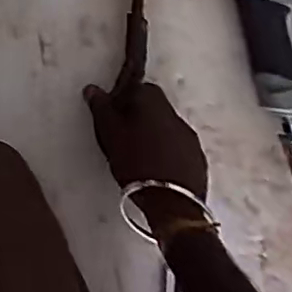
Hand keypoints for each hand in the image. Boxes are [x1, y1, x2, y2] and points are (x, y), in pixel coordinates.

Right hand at [84, 82, 209, 226]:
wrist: (171, 204)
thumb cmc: (135, 162)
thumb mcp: (109, 133)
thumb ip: (101, 108)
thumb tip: (93, 88)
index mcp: (152, 101)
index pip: (137, 86)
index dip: (123, 98)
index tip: (114, 115)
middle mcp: (175, 114)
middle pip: (154, 106)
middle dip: (140, 116)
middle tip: (124, 135)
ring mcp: (190, 138)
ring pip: (167, 128)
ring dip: (155, 135)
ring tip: (140, 155)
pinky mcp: (199, 161)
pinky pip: (179, 149)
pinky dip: (168, 153)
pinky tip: (157, 169)